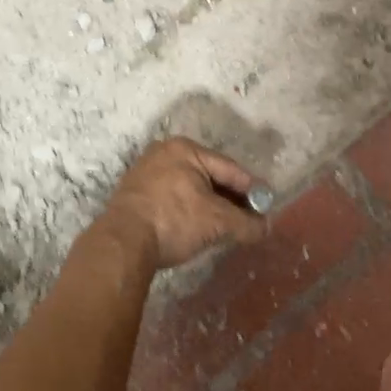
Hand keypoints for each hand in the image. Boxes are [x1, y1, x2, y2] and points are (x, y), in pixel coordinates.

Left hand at [101, 138, 269, 269]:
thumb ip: (245, 222)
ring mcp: (147, 171)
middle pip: (209, 175)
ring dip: (210, 205)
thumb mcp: (216, 222)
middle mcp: (165, 152)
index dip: (251, 188)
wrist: (123, 241)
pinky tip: (198, 227)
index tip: (267, 205)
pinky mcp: (136, 191)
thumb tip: (265, 228)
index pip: (228, 168)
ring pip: (190, 187)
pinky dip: (189, 209)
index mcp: (185, 149)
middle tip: (249, 217)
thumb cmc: (173, 220)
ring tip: (227, 226)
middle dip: (230, 197)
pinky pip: (173, 196)